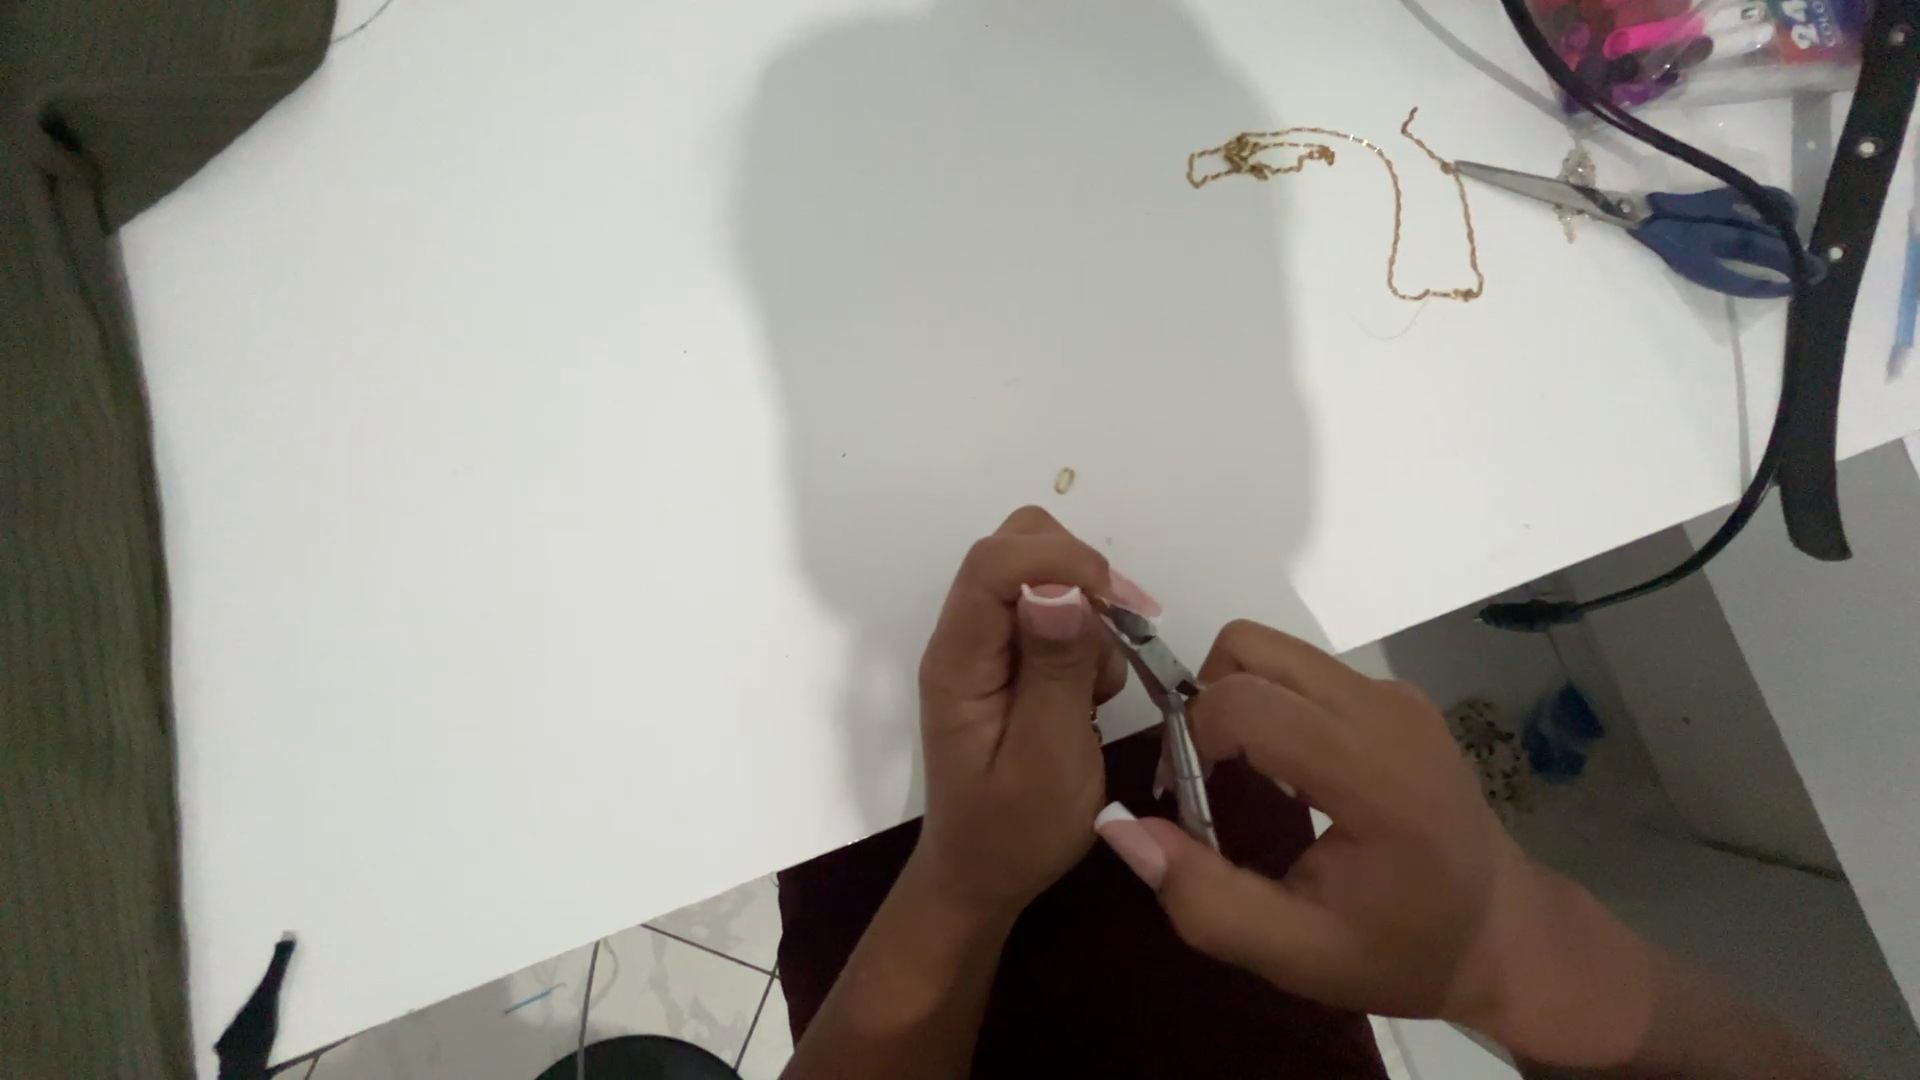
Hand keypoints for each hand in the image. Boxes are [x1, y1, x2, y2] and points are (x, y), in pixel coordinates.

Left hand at [910, 507, 1140, 918]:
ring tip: (1098, 686)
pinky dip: (1085, 635)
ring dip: (1087, 609)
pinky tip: (1089, 693)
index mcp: (957, 661)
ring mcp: (985, 644)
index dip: (1058, 560)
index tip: (1116, 602)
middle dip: (1077, 570)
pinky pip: (1053, 609)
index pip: (990, 565)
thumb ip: (1055, 672)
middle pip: (1013, 545)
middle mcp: (964, 638)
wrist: (982, 872)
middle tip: (1121, 628)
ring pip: (1039, 570)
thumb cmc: (1013, 832)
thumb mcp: (1047, 762)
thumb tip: (1059, 590)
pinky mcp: (1009, 656)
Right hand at [1094, 620, 1658, 1067]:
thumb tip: (1118, 825)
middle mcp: (1384, 710)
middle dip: (1203, 700)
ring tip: (1243, 767)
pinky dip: (1267, 698)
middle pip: (1248, 648)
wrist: (1504, 930)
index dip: (1190, 738)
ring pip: (1269, 648)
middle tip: (1204, 771)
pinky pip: (1299, 666)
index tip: (1184, 796)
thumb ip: (1202, 898)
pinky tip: (1285, 764)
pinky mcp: (1390, 691)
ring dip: (1232, 695)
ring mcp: (1392, 693)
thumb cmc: (1401, 948)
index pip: (1246, 703)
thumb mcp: (1296, 954)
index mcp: (1375, 776)